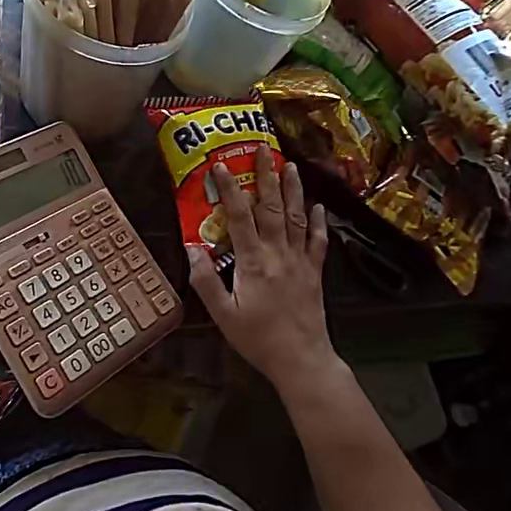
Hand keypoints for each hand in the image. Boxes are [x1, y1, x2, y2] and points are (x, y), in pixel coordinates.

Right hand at [185, 144, 339, 390]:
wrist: (301, 359)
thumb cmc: (257, 338)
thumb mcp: (223, 314)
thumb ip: (206, 280)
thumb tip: (191, 248)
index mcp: (253, 263)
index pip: (239, 218)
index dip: (229, 190)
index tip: (221, 166)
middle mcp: (278, 254)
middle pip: (271, 208)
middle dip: (265, 177)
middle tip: (262, 151)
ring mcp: (300, 261)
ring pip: (296, 217)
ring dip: (292, 190)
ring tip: (290, 166)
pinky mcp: (315, 272)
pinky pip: (318, 241)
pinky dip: (318, 221)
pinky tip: (317, 206)